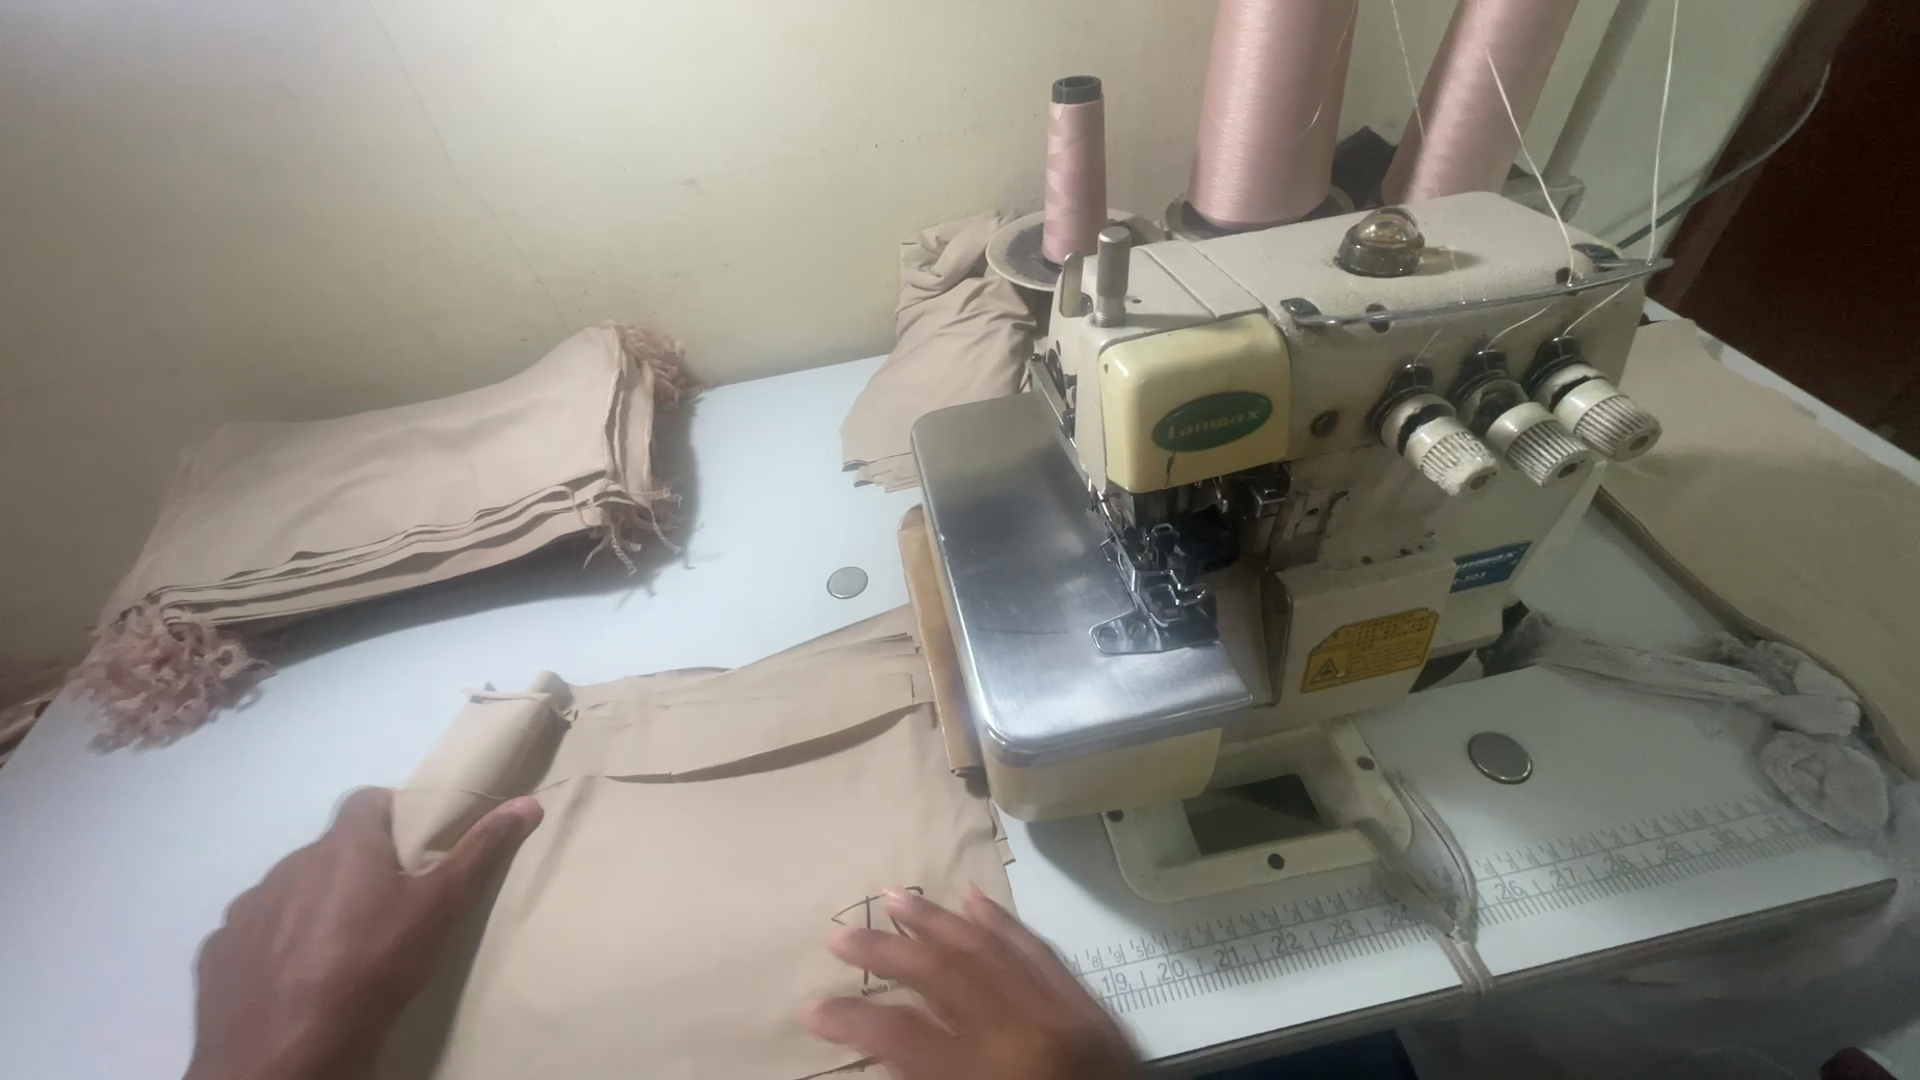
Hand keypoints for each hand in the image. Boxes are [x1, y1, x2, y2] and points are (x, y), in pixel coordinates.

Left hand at [184, 787, 542, 1079]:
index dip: (393, 814)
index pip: (367, 800)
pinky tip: (300, 975)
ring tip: (345, 943)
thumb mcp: (442, 907)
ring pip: (293, 888)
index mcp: (344, 846)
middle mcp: (289, 865)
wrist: (283, 1060)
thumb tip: (527, 803)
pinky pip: (256, 929)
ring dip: (317, 901)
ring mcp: (246, 911)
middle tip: (393, 902)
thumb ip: (481, 850)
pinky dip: (279, 939)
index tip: (415, 847)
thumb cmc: (373, 968)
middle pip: (332, 847)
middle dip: (360, 865)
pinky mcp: (216, 956)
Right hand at [806, 888, 1141, 1079]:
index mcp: (991, 1074)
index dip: (853, 1018)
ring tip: (896, 896)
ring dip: (938, 920)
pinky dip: (1004, 923)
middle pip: (942, 973)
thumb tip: (886, 1049)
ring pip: (988, 946)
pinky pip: (1040, 950)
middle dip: (886, 951)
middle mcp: (1025, 1031)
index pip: (905, 1035)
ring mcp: (1062, 1011)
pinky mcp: (1090, 1006)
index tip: (814, 1006)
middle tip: (840, 934)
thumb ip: (931, 1079)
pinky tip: (974, 898)